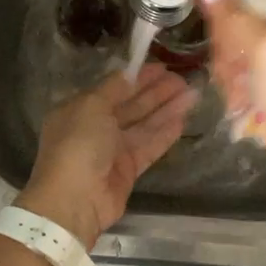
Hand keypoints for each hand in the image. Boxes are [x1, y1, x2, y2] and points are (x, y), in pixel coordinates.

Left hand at [17, 62, 196, 245]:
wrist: (74, 199)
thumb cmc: (77, 145)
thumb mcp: (91, 106)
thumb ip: (113, 88)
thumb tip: (128, 74)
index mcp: (80, 110)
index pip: (113, 88)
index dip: (138, 77)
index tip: (162, 67)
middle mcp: (95, 128)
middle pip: (131, 106)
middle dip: (156, 92)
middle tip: (183, 79)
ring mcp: (112, 151)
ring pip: (144, 125)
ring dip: (166, 110)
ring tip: (192, 94)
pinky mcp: (127, 170)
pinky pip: (149, 146)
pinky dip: (164, 133)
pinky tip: (183, 120)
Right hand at [198, 0, 265, 157]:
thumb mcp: (263, 46)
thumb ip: (233, 14)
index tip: (215, 9)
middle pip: (242, 9)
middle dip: (231, 38)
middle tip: (233, 58)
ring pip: (235, 38)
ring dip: (231, 63)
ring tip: (240, 83)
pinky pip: (239, 61)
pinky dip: (236, 78)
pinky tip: (241, 94)